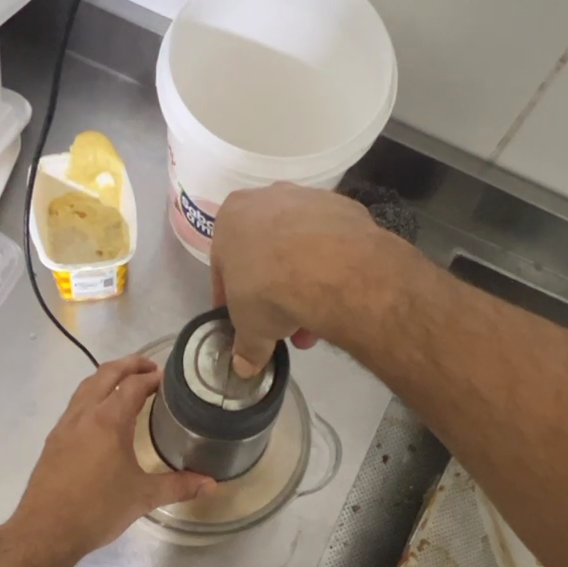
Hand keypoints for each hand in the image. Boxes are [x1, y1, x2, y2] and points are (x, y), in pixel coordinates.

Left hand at [7, 356, 213, 562]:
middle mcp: (84, 415)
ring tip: (124, 385)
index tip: (168, 378)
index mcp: (108, 421)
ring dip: (106, 379)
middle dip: (128, 366)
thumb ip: (178, 486)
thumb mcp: (143, 497)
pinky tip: (99, 417)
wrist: (46, 530)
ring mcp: (64, 426)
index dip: (152, 377)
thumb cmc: (98, 510)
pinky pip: (74, 406)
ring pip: (85, 388)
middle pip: (105, 375)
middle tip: (148, 368)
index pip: (133, 385)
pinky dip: (91, 398)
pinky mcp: (53, 441)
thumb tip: (211, 484)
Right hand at [211, 183, 410, 376]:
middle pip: (266, 255)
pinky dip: (329, 269)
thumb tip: (244, 369)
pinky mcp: (344, 206)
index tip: (244, 323)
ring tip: (314, 324)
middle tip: (285, 328)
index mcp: (230, 218)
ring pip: (299, 250)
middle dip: (274, 296)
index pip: (224, 267)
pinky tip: (335, 297)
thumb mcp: (249, 329)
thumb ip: (245, 347)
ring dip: (303, 287)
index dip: (232, 301)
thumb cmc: (268, 290)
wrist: (329, 267)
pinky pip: (330, 245)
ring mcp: (308, 198)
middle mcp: (267, 197)